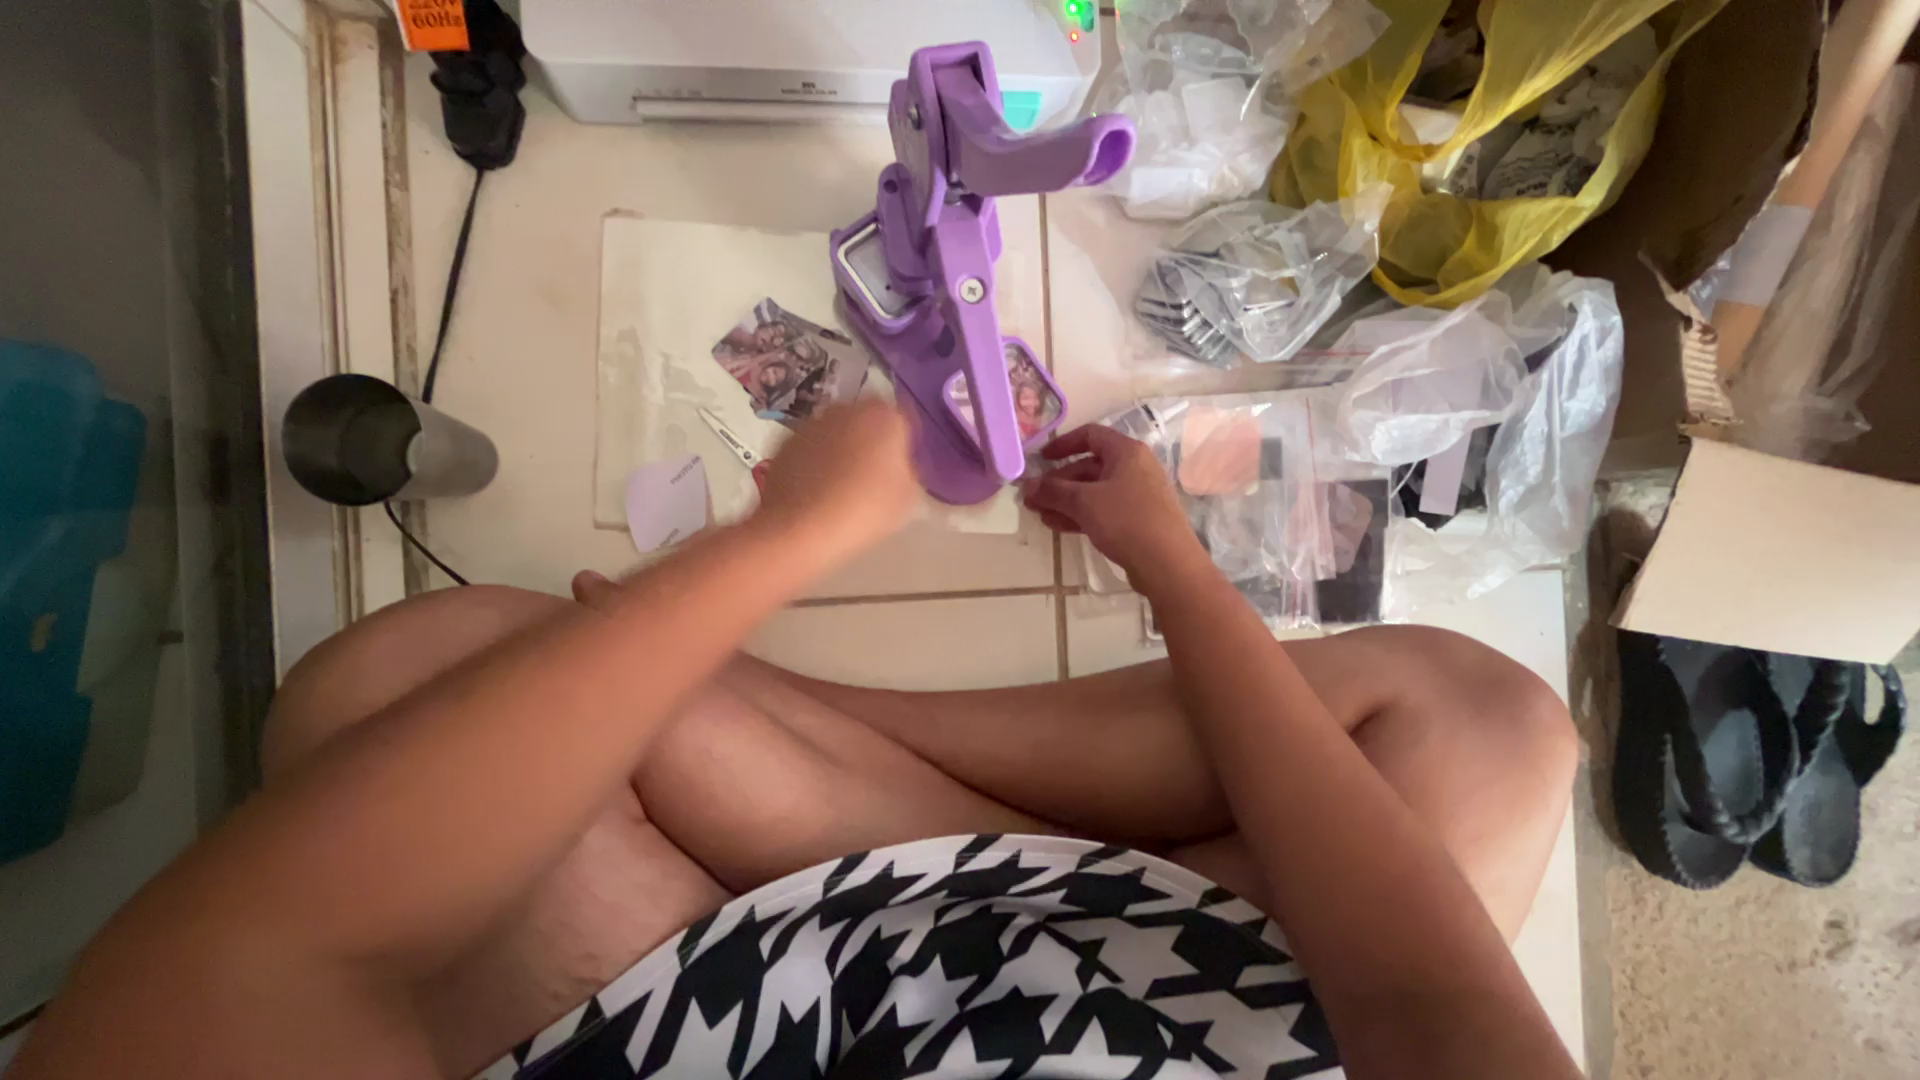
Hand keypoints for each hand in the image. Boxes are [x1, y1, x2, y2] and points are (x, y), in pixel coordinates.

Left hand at [753, 398, 918, 563]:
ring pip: (836, 431)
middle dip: (871, 441)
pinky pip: (811, 447)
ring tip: (842, 484)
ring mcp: (812, 423)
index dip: (903, 444)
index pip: (903, 420)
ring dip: (841, 449)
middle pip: (867, 420)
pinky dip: (815, 460)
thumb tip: (898, 469)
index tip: (902, 465)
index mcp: (885, 417)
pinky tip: (816, 490)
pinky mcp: (786, 442)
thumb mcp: (906, 499)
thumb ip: (908, 473)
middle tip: (874, 474)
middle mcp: (848, 409)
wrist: (799, 527)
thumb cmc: (863, 511)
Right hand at [1020, 424, 1209, 593]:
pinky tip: (1059, 526)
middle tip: (1033, 498)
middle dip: (1059, 482)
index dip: (1063, 444)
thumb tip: (1028, 486)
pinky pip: (1104, 509)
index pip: (1090, 435)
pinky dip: (1081, 514)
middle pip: (1089, 467)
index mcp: (1127, 452)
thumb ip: (1053, 491)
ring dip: (1066, 501)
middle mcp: (1135, 468)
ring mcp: (1138, 495)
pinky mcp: (1138, 519)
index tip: (1041, 459)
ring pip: (1095, 491)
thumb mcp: (1084, 502)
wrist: (1168, 563)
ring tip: (1040, 515)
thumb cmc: (1126, 520)